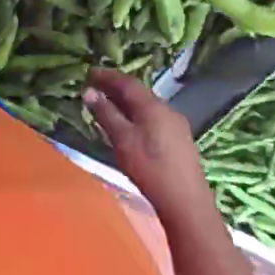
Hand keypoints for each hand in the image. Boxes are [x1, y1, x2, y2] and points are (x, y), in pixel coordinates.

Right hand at [84, 68, 214, 219]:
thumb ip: (105, 113)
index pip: (127, 82)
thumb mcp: (122, 139)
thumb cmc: (149, 168)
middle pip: (138, 92)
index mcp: (153, 106)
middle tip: (94, 88)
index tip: (89, 72)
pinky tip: (128, 124)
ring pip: (146, 105)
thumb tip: (89, 91)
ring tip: (107, 105)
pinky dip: (136, 114)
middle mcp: (167, 110)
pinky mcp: (179, 139)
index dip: (107, 76)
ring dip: (125, 102)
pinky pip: (153, 117)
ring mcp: (176, 125)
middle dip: (115, 88)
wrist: (186, 202)